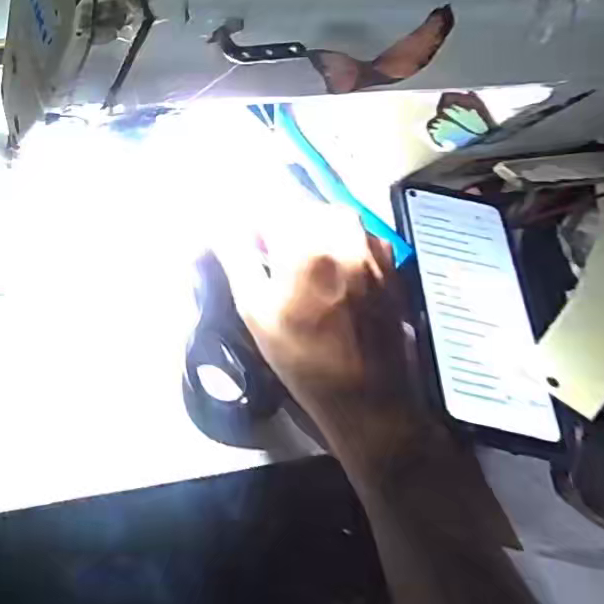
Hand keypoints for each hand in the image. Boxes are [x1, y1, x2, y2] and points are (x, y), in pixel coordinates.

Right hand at [217, 201, 424, 458]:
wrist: (367, 399)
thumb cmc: (301, 354)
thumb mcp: (252, 306)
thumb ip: (234, 253)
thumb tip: (216, 220)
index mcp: (306, 242)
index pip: (264, 204)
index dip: (246, 219)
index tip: (238, 237)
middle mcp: (343, 234)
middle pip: (296, 205)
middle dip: (276, 222)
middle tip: (264, 254)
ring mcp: (371, 247)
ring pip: (325, 216)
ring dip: (304, 229)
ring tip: (293, 264)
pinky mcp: (388, 262)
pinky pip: (350, 233)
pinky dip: (332, 241)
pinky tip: (324, 273)